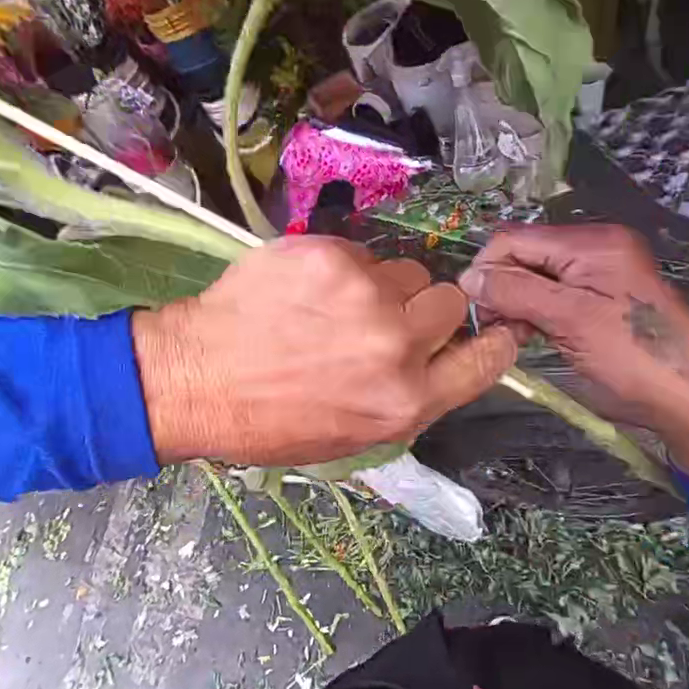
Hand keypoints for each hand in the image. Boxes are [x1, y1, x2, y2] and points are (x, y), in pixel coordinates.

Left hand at [132, 236, 517, 464]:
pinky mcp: (329, 256)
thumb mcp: (358, 435)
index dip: (496, 341)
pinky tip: (310, 290)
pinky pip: (365, 254)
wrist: (191, 379)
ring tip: (340, 307)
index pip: (488, 359)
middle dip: (427, 310)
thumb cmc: (273, 421)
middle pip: (453, 301)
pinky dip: (346, 270)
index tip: (494, 330)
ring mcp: (363, 294)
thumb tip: (450, 357)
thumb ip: (415, 396)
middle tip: (388, 322)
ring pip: (409, 271)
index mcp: (407, 401)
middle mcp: (396, 345)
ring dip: (387, 288)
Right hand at [458, 225, 688, 494]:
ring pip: (540, 277)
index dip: (487, 270)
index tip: (474, 312)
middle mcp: (598, 246)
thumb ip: (517, 292)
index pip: (515, 238)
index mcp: (592, 241)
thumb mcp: (570, 321)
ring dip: (520, 304)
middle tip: (497, 331)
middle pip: (528, 255)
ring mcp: (605, 271)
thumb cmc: (634, 359)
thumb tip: (467, 277)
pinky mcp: (607, 297)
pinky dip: (541, 312)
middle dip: (504, 289)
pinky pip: (559, 293)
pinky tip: (536, 335)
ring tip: (516, 338)